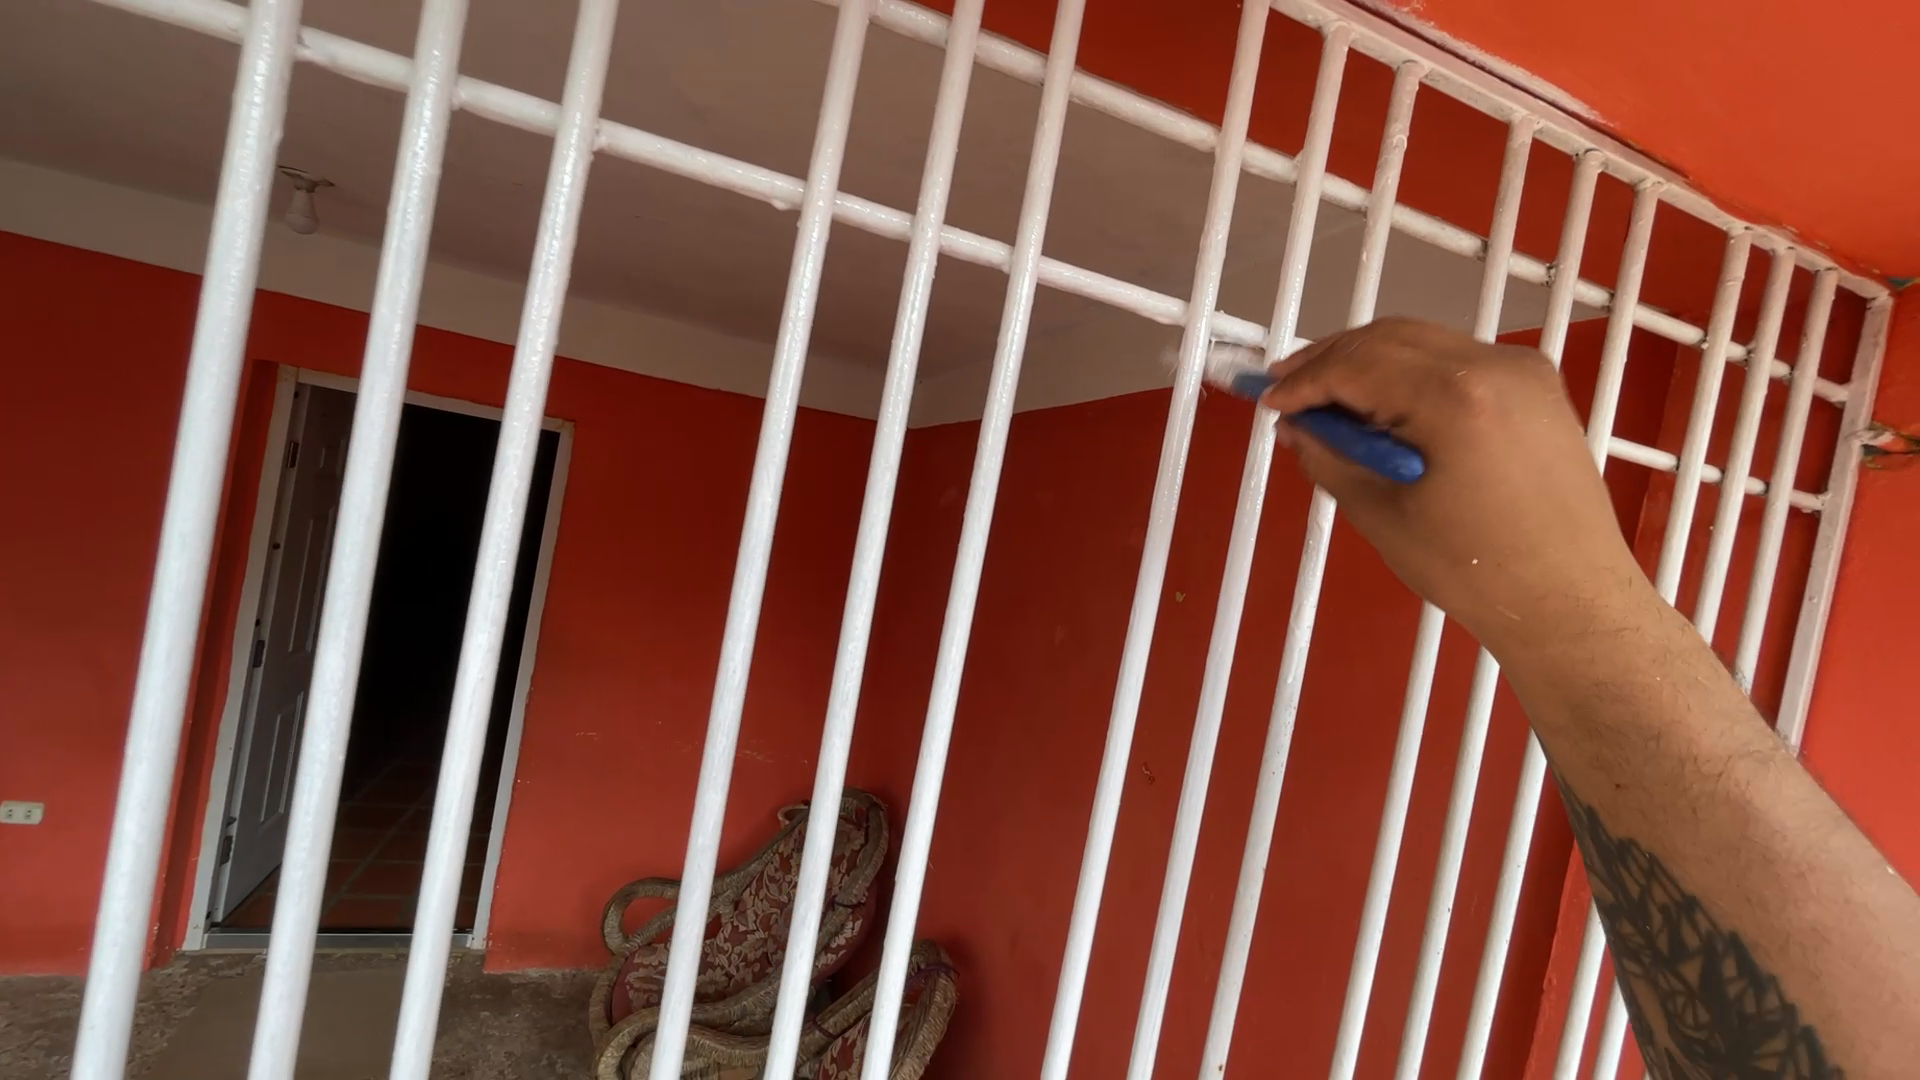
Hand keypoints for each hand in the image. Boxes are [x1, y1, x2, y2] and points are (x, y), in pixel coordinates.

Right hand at [1261, 318, 1659, 659]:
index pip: (1356, 365)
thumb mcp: (1379, 512)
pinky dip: (1402, 371)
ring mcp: (1521, 371)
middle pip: (1387, 338)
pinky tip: (1376, 404)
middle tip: (1284, 388)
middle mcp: (1493, 365)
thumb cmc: (1468, 567)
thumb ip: (1328, 458)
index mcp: (1454, 397)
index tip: (1267, 402)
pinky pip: (1450, 359)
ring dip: (1363, 361)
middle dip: (1327, 359)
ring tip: (1321, 396)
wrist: (1568, 598)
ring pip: (1419, 341)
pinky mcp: (1533, 387)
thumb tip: (1296, 426)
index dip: (1303, 382)